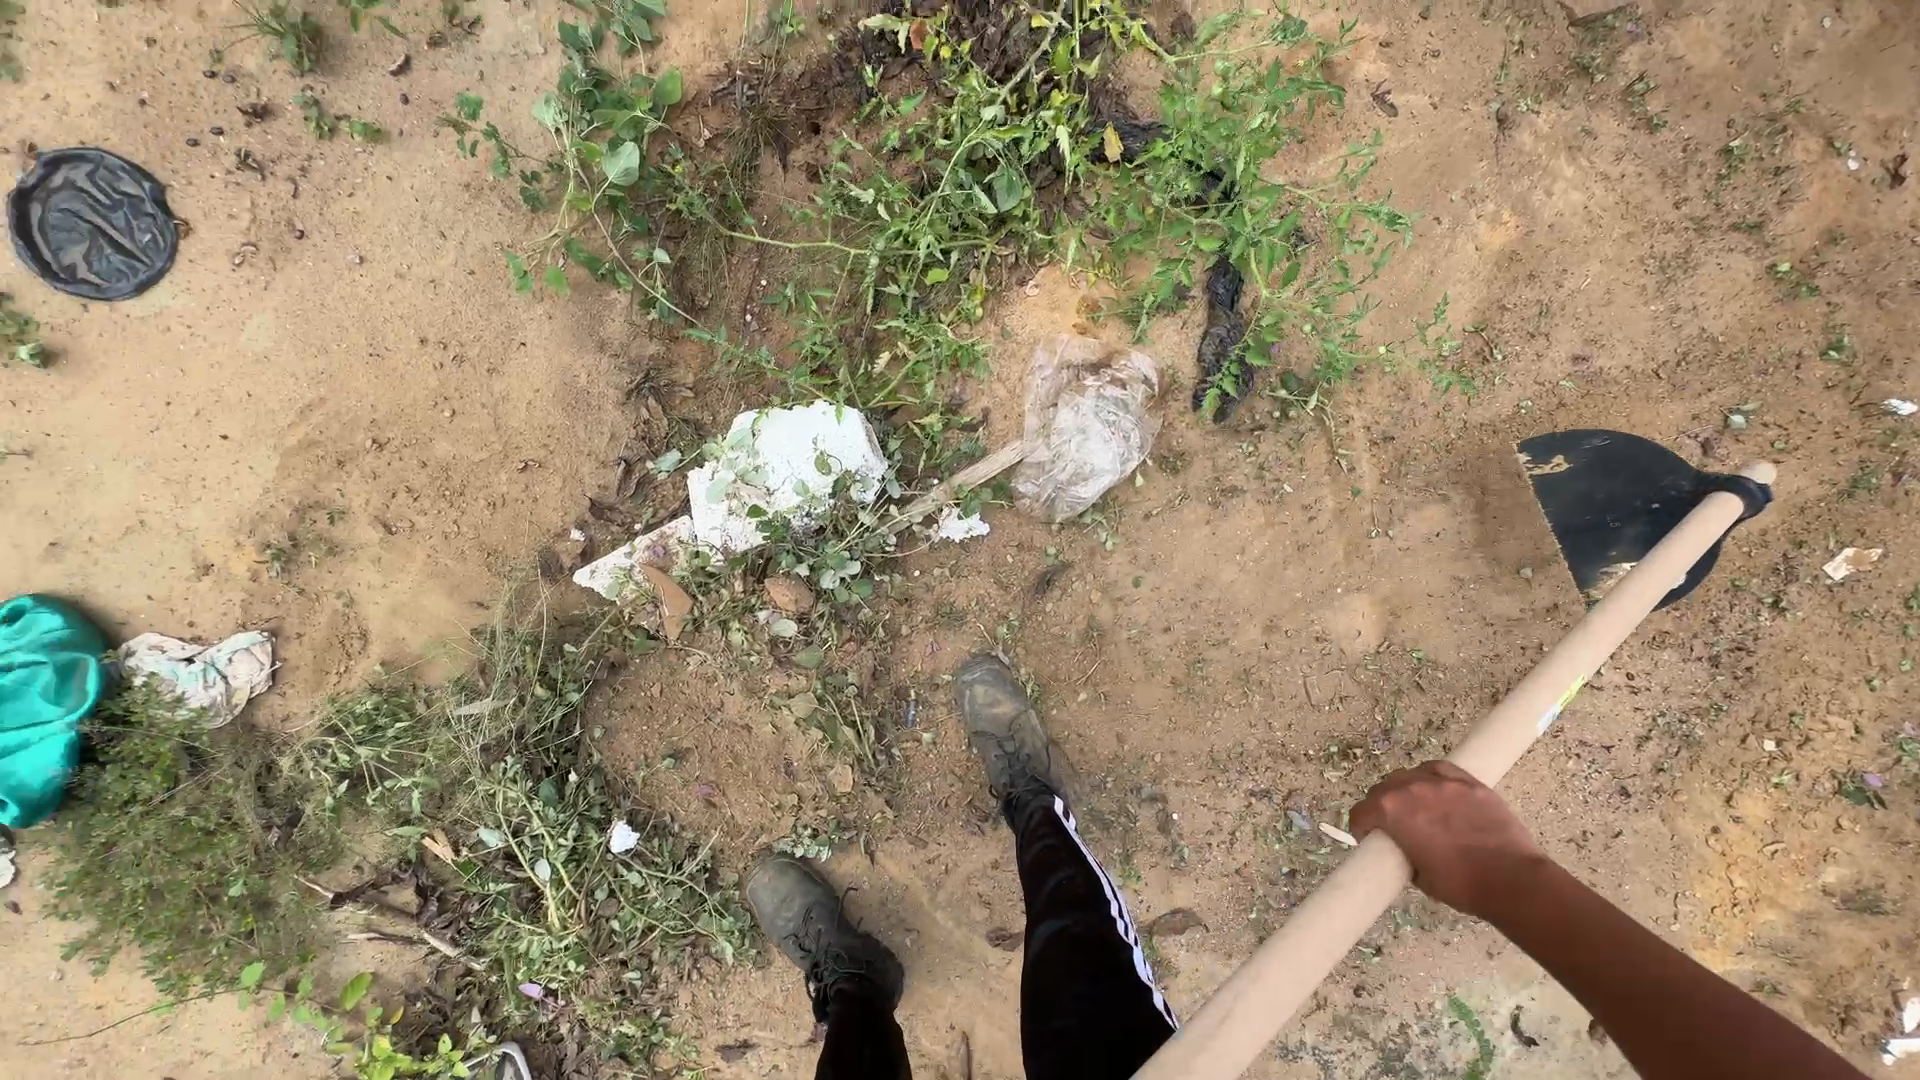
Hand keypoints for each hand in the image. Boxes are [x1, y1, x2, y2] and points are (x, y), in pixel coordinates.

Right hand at [1348, 760, 1549, 919]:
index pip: (1361, 812)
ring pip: (1409, 775)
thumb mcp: (1418, 877)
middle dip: (1381, 807)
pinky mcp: (1468, 783)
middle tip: (1393, 826)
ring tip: (1416, 807)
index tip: (1369, 838)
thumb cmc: (1462, 885)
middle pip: (1382, 789)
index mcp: (1390, 811)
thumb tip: (1405, 850)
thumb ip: (1403, 853)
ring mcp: (1440, 783)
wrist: (1513, 882)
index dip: (1361, 828)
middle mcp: (1409, 788)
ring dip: (1404, 790)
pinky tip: (1435, 788)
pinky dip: (1431, 776)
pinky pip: (1439, 769)